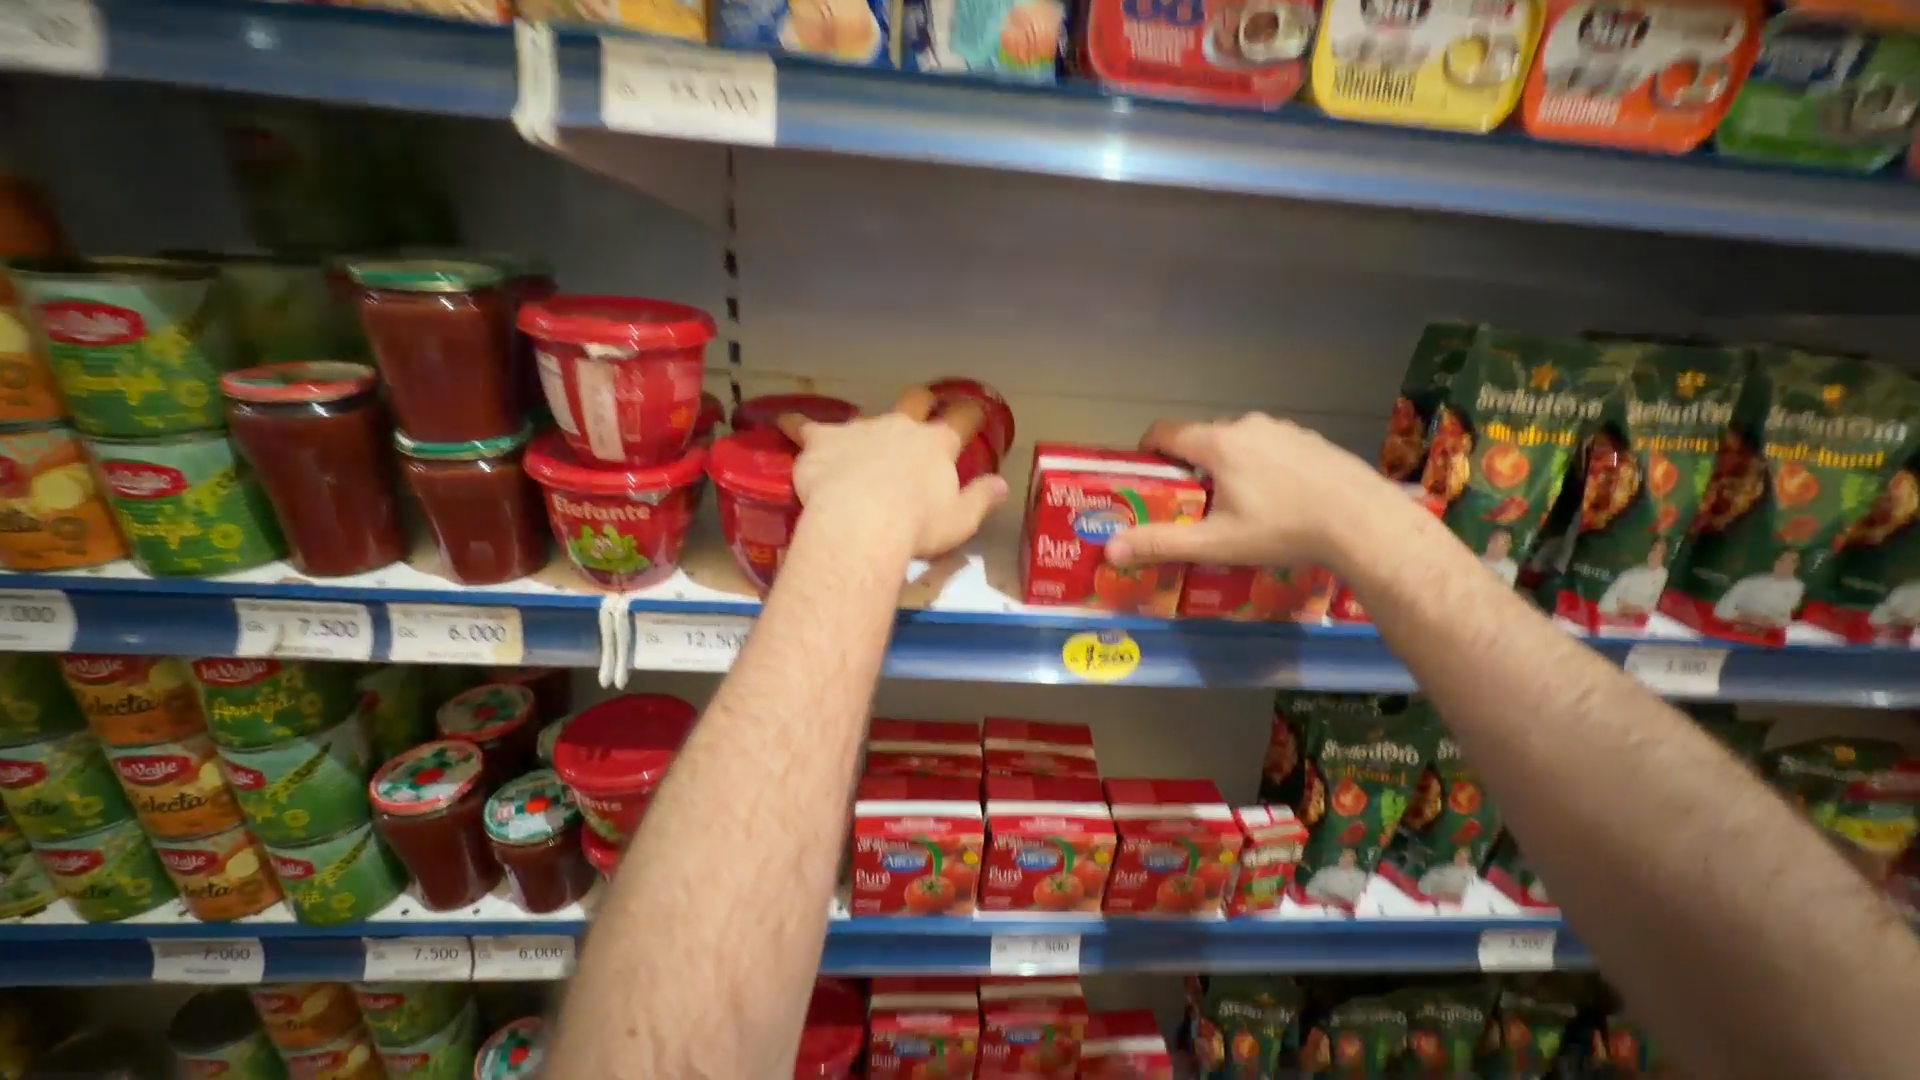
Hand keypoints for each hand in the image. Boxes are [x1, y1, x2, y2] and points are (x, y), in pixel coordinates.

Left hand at [779, 388, 1008, 557]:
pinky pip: (805, 427)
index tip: (976, 411)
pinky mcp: (823, 441)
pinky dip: (795, 425)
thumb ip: (981, 499)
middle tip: (922, 406)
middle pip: (914, 402)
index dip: (971, 414)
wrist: (862, 521)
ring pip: (861, 415)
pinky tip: (784, 422)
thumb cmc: (916, 525)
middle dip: (921, 401)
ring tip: (855, 432)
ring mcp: (859, 429)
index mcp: (936, 444)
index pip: (961, 419)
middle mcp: (900, 427)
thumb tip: (1002, 485)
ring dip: (862, 424)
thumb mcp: (960, 520)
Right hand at [1106, 413, 1394, 568]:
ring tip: (1238, 507)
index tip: (1147, 477)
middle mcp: (1247, 425)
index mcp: (1218, 443)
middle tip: (1192, 505)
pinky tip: (1279, 500)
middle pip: (1202, 438)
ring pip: (1238, 442)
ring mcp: (1284, 428)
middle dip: (1190, 467)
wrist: (1363, 522)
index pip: (1165, 431)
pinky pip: (1271, 447)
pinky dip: (1262, 466)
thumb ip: (1161, 543)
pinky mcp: (1311, 439)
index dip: (1148, 451)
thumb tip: (1109, 550)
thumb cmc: (1282, 530)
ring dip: (1228, 466)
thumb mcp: (1216, 542)